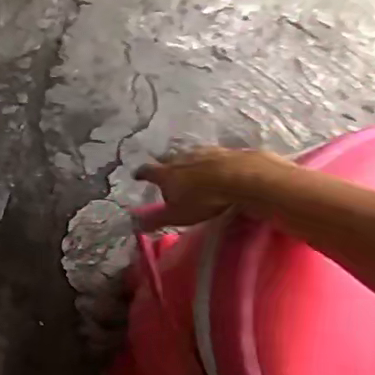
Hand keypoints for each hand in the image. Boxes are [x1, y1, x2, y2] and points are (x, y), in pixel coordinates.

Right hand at [134, 147, 291, 228]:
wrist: (240, 178)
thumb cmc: (202, 199)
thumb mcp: (176, 215)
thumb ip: (156, 219)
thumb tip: (135, 224)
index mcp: (165, 173)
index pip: (147, 171)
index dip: (141, 174)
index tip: (137, 175)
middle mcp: (180, 157)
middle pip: (168, 159)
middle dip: (166, 167)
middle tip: (167, 174)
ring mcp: (203, 151)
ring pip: (190, 156)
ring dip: (188, 163)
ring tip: (191, 172)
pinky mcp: (224, 150)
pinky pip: (211, 156)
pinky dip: (210, 162)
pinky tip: (215, 169)